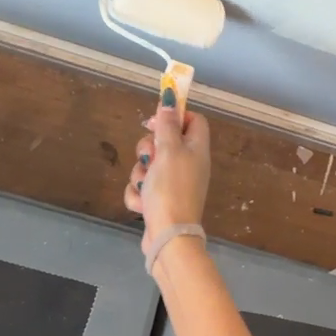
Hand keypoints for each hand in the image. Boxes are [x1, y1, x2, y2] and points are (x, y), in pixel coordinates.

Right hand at [124, 104, 210, 257]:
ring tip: (146, 188)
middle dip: (148, 148)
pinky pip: (141, 189)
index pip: (192, 120)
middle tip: (149, 158)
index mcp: (196, 150)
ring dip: (140, 175)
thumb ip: (167, 124)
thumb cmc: (171, 190)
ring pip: (147, 166)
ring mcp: (172, 186)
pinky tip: (143, 206)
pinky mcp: (158, 203)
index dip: (174, 116)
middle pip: (163, 142)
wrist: (168, 237)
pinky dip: (138, 196)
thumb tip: (170, 98)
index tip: (155, 121)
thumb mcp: (169, 150)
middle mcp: (187, 166)